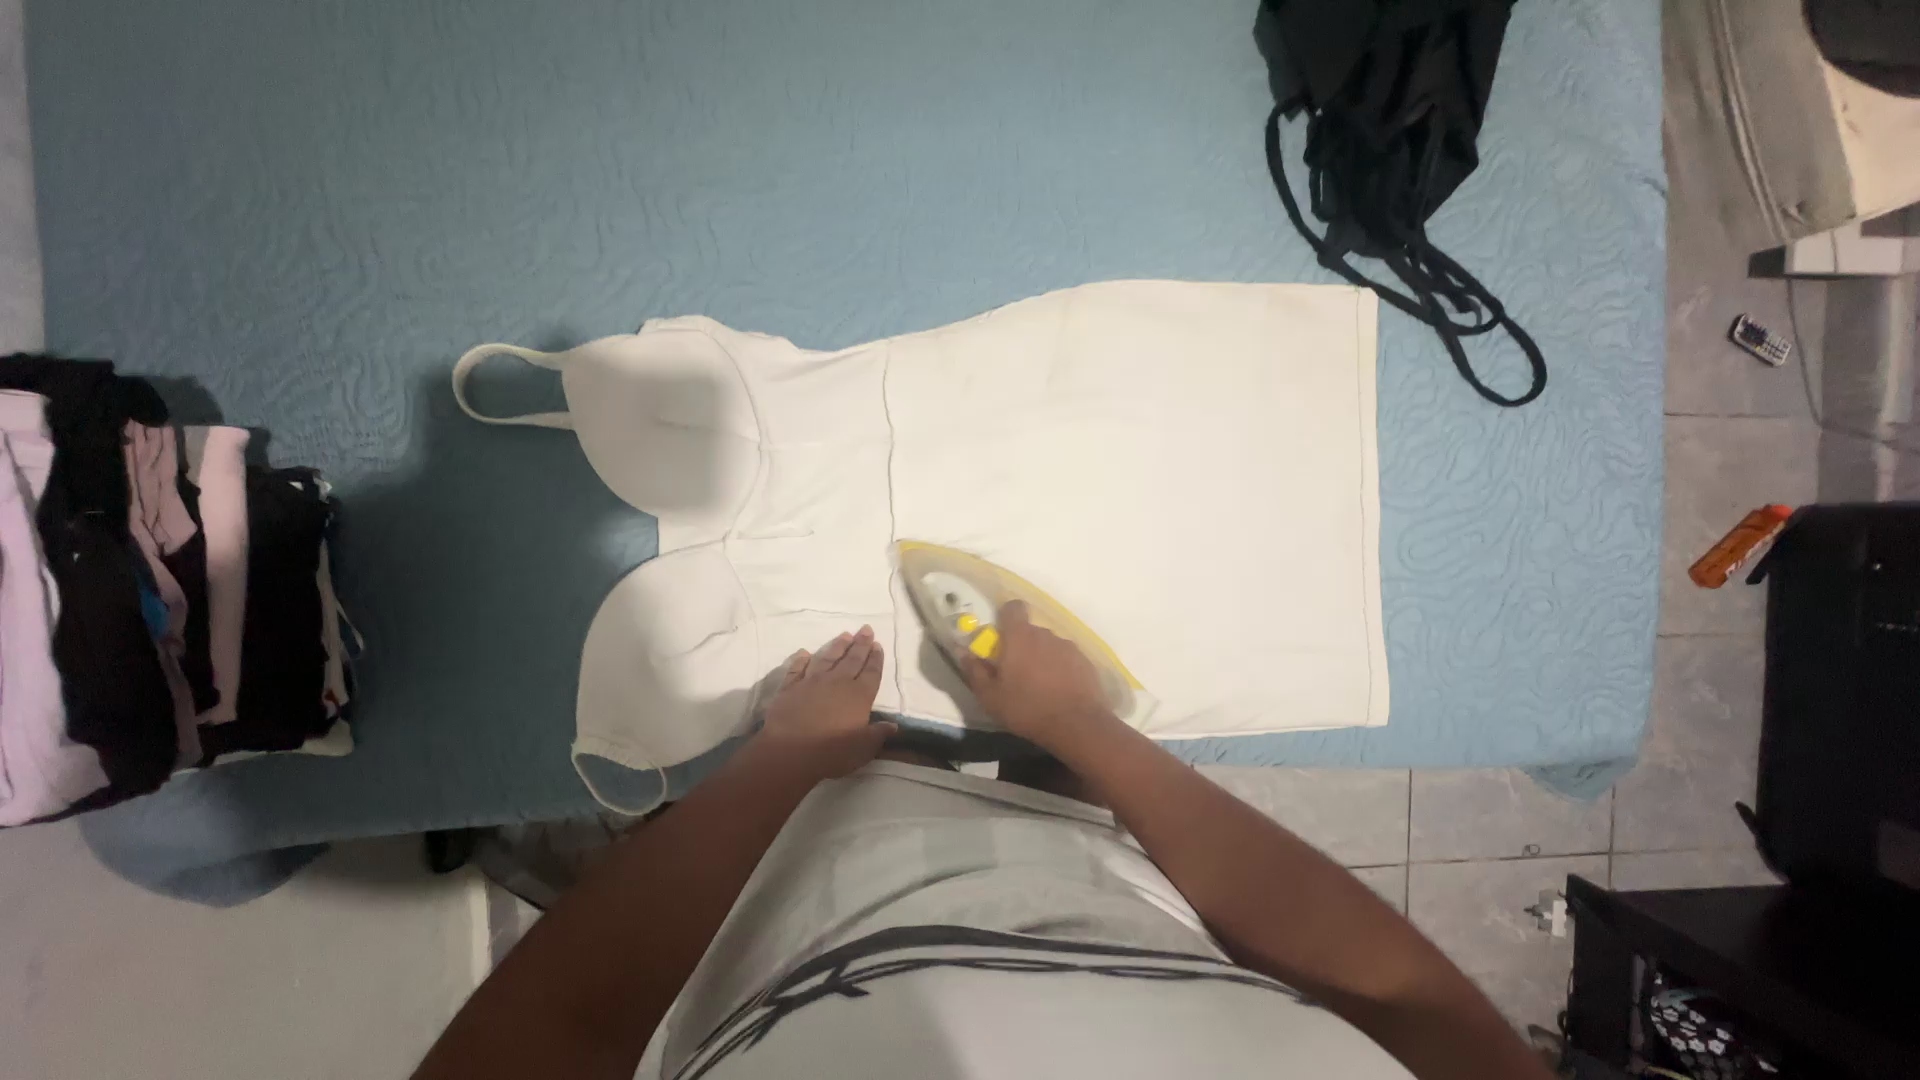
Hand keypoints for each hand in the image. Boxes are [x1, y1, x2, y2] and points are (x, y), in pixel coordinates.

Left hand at [753, 625, 895, 779]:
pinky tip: (805, 653)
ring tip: (845, 635)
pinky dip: (801, 659)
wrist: (790, 752)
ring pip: (827, 658)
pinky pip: (797, 668)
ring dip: (837, 646)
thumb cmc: (832, 753)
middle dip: (861, 644)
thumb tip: (893, 725)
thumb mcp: (863, 749)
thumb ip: (878, 734)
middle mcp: (838, 683)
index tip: (878, 644)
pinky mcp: (790, 687)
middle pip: (852, 659)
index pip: (871, 672)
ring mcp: (812, 682)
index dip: (876, 658)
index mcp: (859, 696)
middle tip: (866, 629)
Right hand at [960, 601, 1112, 745]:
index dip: (1006, 615)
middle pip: (1030, 630)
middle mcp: (1045, 634)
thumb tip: (963, 652)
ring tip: (1040, 685)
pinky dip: (1061, 668)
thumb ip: (975, 671)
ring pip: (1049, 645)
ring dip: (1042, 657)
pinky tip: (1059, 691)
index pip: (1013, 607)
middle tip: (1016, 671)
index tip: (1001, 635)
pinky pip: (1067, 658)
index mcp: (1020, 637)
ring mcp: (1069, 647)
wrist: (1078, 725)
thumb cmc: (1027, 709)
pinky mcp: (1086, 662)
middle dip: (1022, 645)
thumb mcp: (991, 697)